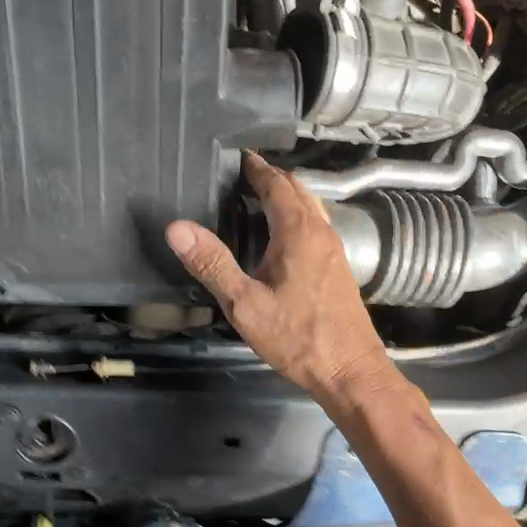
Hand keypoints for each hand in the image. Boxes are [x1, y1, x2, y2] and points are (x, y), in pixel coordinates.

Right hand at [166, 152, 402, 408]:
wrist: (349, 370)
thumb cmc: (297, 338)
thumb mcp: (245, 304)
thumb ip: (212, 264)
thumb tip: (177, 228)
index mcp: (298, 232)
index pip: (276, 184)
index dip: (255, 168)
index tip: (236, 156)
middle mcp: (320, 231)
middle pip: (297, 190)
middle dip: (270, 178)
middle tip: (240, 175)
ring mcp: (334, 249)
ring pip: (310, 207)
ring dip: (285, 196)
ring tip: (256, 199)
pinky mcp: (338, 268)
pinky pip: (315, 226)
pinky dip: (295, 216)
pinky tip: (279, 237)